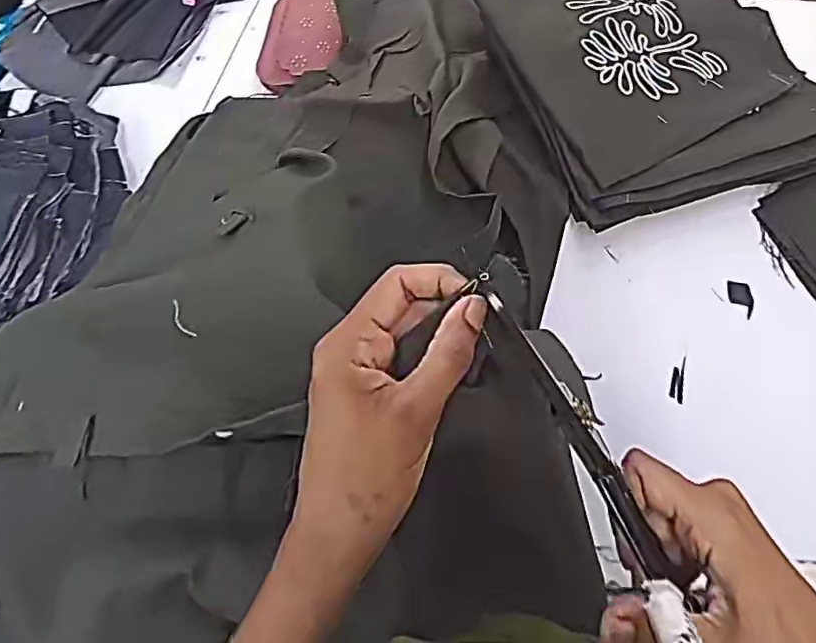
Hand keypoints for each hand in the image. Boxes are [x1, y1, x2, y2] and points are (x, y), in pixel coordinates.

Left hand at [234, 265, 484, 642]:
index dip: (438, 279)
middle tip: (476, 322)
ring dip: (436, 331)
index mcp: (347, 344)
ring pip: (403, 327)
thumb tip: (470, 310)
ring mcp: (352, 367)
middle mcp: (344, 349)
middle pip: (401, 301)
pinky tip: (443, 370)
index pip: (396, 282)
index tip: (471, 294)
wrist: (338, 536)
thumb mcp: (418, 410)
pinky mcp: (362, 386)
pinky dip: (425, 354)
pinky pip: (398, 352)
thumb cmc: (359, 486)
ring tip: (464, 348)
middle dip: (442, 306)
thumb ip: (448, 352)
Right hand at [599, 450, 815, 642]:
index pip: (637, 470)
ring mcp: (726, 510)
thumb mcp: (706, 640)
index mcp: (711, 509)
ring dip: (665, 562)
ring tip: (692, 602)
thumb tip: (614, 613)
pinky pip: (683, 526)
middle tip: (670, 593)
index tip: (639, 559)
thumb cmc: (787, 639)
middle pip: (647, 500)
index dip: (627, 516)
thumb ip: (647, 621)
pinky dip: (682, 563)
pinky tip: (702, 598)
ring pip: (663, 517)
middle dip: (647, 549)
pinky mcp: (731, 523)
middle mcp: (718, 499)